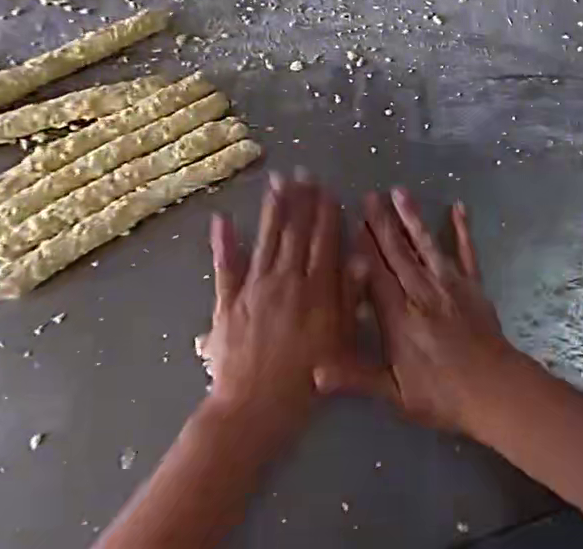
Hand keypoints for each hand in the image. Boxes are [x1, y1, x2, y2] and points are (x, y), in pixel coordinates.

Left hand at [199, 170, 357, 425]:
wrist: (253, 408)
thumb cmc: (303, 381)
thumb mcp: (338, 342)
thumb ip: (348, 299)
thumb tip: (361, 258)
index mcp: (315, 289)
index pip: (324, 241)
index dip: (327, 213)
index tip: (329, 189)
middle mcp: (285, 279)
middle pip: (295, 232)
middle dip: (301, 200)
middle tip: (302, 173)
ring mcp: (254, 286)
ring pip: (266, 239)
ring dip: (272, 209)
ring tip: (276, 182)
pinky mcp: (228, 299)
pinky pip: (225, 266)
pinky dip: (223, 242)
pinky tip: (221, 219)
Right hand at [352, 187, 517, 433]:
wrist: (496, 392)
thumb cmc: (442, 395)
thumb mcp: (395, 394)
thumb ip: (356, 377)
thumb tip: (315, 371)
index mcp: (399, 316)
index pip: (376, 274)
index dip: (363, 247)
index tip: (351, 221)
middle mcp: (421, 292)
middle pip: (398, 253)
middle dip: (382, 223)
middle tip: (369, 195)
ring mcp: (450, 285)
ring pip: (426, 245)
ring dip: (412, 218)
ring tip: (399, 191)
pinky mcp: (473, 285)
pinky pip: (466, 252)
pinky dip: (462, 229)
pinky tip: (458, 207)